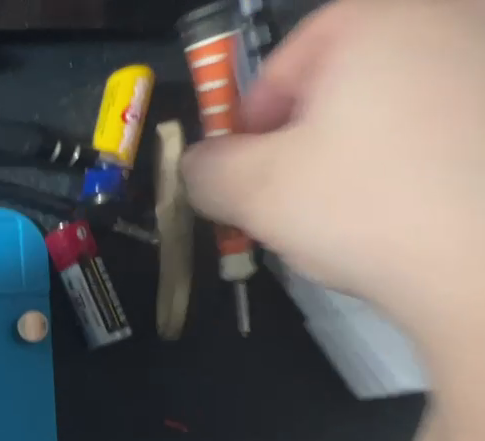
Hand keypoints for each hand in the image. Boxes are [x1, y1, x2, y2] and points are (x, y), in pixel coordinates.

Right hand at [183, 0, 484, 367]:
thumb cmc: (365, 204)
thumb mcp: (246, 189)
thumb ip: (203, 167)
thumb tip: (202, 162)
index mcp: (384, 20)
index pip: (290, 55)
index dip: (252, 114)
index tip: (243, 165)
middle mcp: (454, 20)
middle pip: (347, 74)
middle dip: (305, 132)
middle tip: (287, 188)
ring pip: (396, 101)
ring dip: (358, 146)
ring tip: (347, 203)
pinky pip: (445, 123)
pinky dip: (413, 156)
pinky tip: (404, 202)